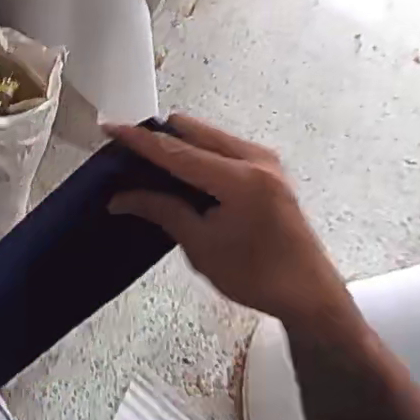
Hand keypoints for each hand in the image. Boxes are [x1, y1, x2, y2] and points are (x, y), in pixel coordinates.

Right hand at [103, 115, 351, 324]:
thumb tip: (119, 197)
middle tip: (129, 153)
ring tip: (151, 165)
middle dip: (159, 137)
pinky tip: (183, 173)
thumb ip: (162, 210)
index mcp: (239, 179)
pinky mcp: (268, 166)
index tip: (109, 128)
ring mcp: (265, 158)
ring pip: (208, 134)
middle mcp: (255, 158)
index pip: (177, 152)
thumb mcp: (201, 246)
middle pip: (193, 130)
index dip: (139, 140)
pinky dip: (198, 152)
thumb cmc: (255, 276)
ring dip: (179, 144)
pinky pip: (222, 145)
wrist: (309, 292)